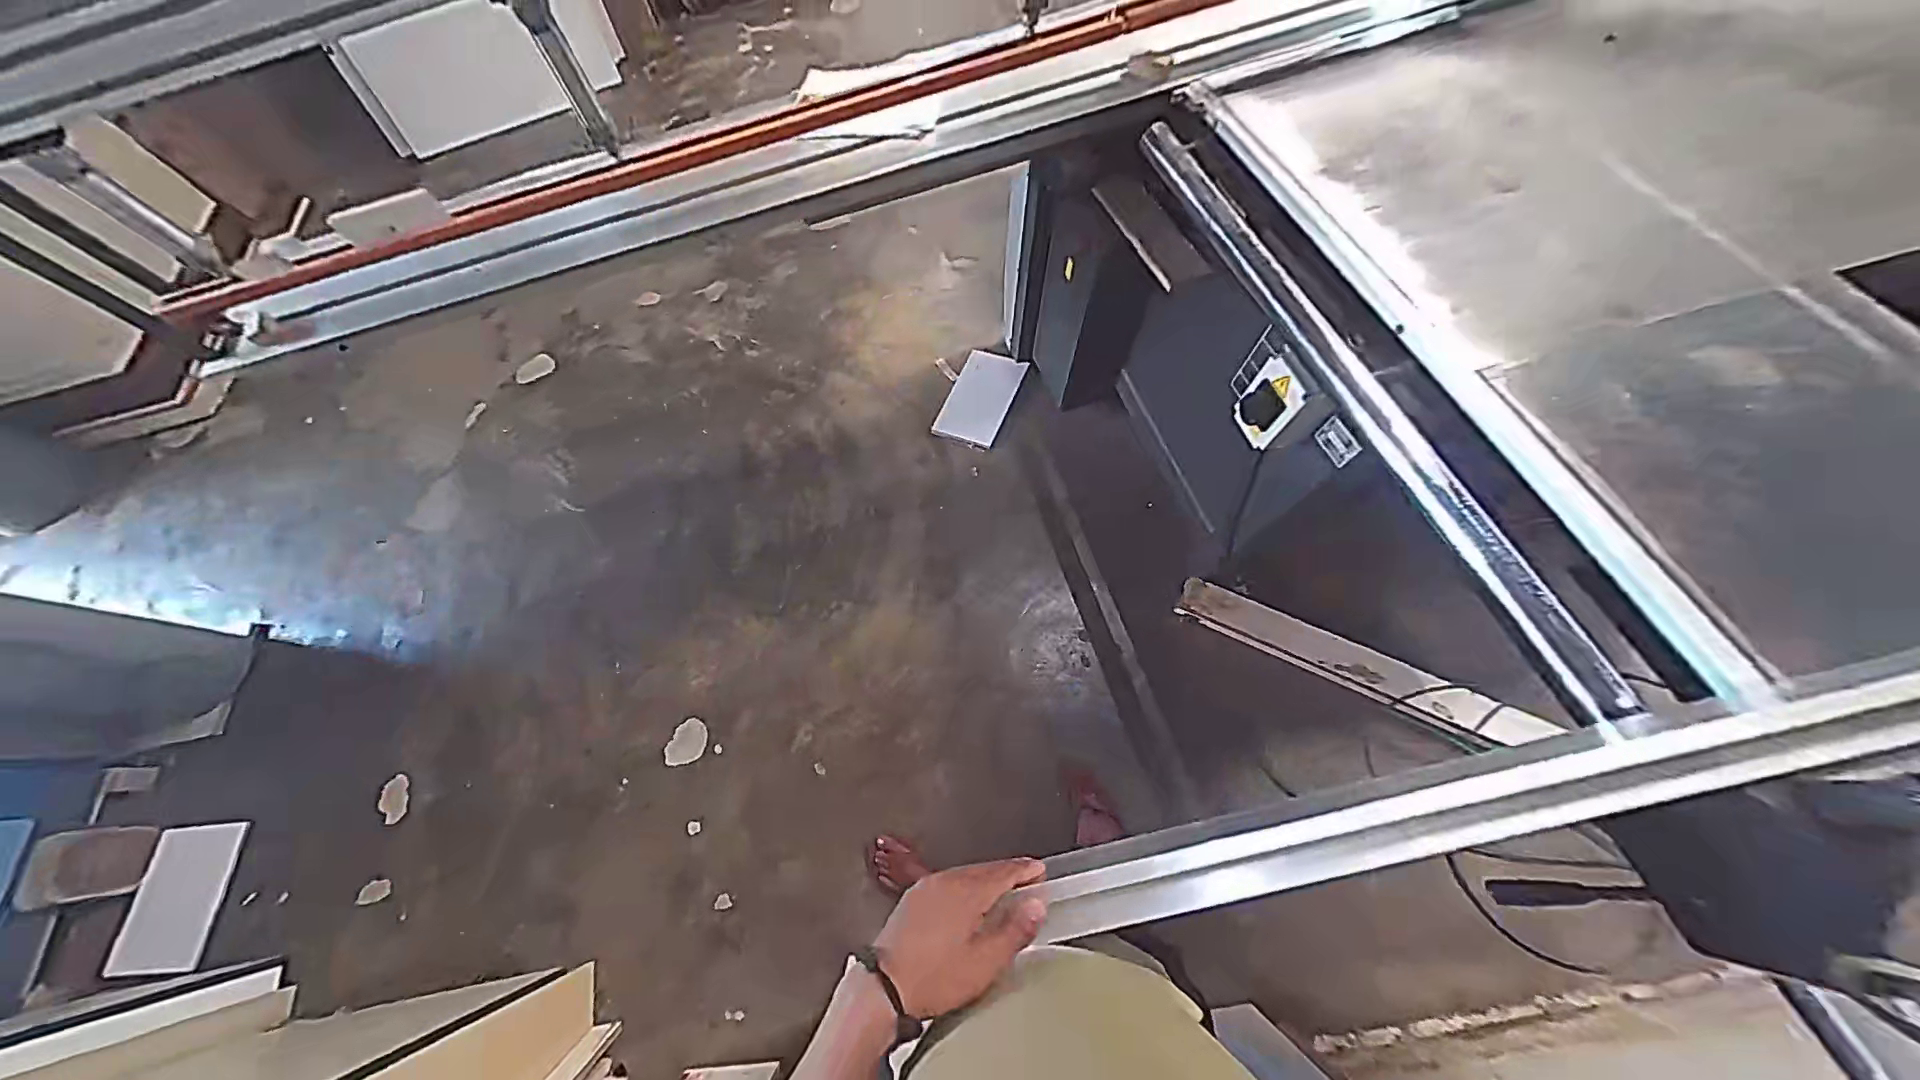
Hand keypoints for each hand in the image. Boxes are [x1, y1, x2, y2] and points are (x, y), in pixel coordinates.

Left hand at [871, 858, 1047, 1017]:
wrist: (884, 986)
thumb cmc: (932, 978)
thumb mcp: (984, 962)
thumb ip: (1015, 931)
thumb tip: (1036, 907)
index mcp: (966, 891)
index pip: (1003, 871)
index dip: (1025, 870)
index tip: (1038, 871)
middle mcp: (946, 881)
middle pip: (985, 869)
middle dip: (1008, 874)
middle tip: (1026, 881)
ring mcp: (927, 887)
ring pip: (966, 874)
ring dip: (986, 880)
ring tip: (1002, 894)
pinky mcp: (914, 897)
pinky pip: (948, 882)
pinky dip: (966, 887)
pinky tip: (970, 903)